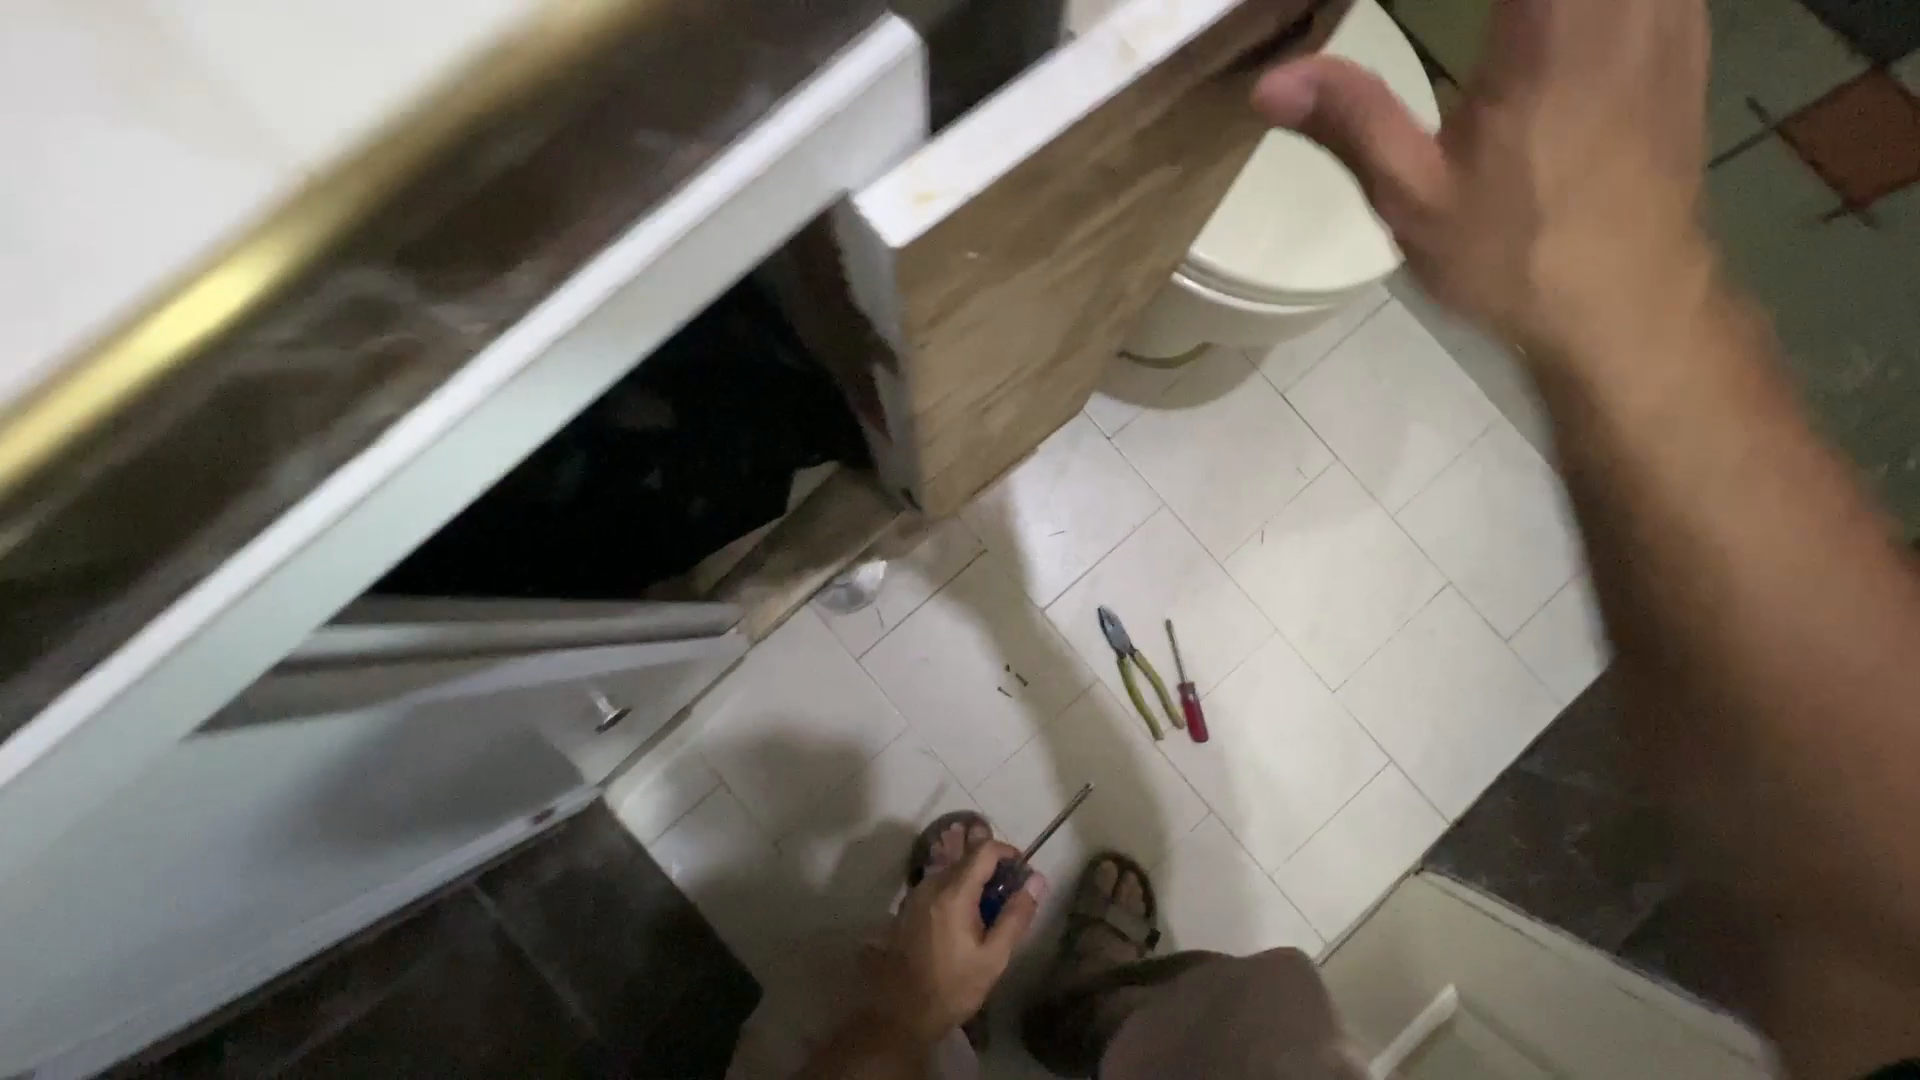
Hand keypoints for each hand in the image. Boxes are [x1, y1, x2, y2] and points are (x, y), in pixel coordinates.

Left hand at [859, 840, 1045, 1042]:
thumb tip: (1037, 880)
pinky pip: (937, 882)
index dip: (1007, 852)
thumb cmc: (953, 986)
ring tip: (988, 905)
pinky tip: (963, 915)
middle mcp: (932, 883)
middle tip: (1008, 892)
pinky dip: (955, 887)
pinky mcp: (908, 905)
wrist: (902, 1012)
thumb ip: (1016, 916)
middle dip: (991, 866)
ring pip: (950, 868)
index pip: (984, 850)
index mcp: (954, 892)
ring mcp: (916, 892)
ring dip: (972, 877)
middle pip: (966, 856)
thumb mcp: (994, 958)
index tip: (1022, 870)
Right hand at [1253, 0, 1715, 360]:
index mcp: (1552, 26)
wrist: (1627, 304)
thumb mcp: (1413, 196)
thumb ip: (1351, 120)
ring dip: (1527, 3)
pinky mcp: (1684, 33)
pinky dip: (1569, 5)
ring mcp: (1670, 8)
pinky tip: (1537, 30)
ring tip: (1485, 32)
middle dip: (1492, 0)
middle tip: (1441, 25)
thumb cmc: (1513, 256)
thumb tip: (1271, 81)